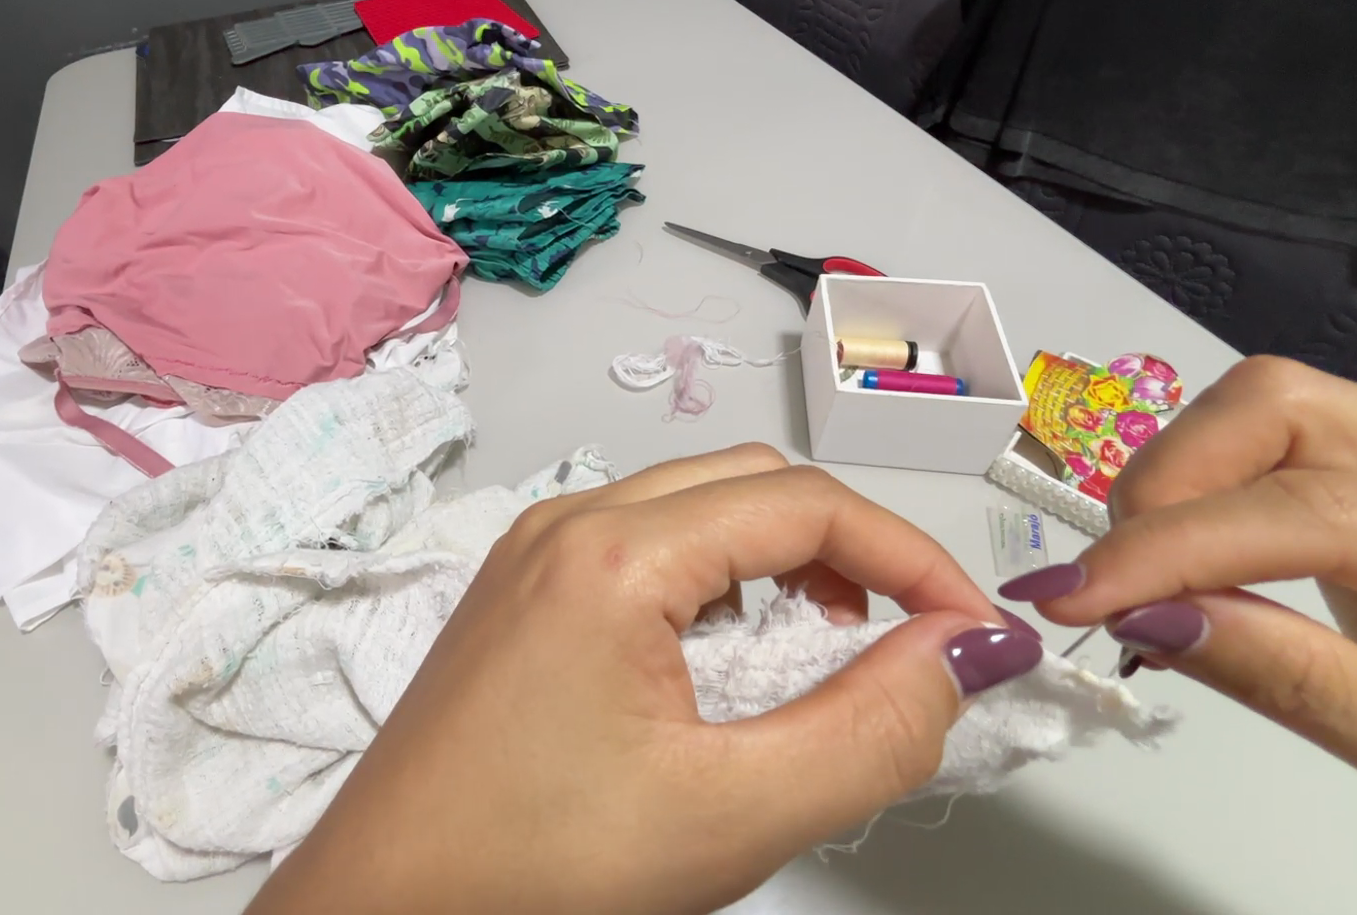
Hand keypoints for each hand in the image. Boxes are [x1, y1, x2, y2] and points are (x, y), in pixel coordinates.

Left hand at [248, 445, 1034, 914]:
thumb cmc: (542, 869)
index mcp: (613, 552)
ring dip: (778, 556)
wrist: (384, 902)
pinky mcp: (525, 577)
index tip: (973, 630)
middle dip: (844, 547)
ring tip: (813, 646)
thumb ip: (871, 731)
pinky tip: (721, 647)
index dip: (909, 555)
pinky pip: (646, 536)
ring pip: (698, 501)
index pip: (801, 503)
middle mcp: (570, 518)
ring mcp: (539, 542)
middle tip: (897, 639)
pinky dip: (714, 572)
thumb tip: (961, 654)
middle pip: (749, 483)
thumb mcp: (731, 815)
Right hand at [1001, 357, 1356, 873]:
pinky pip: (1260, 443)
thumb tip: (1147, 618)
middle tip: (1127, 584)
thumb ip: (1313, 690)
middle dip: (1166, 488)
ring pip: (1257, 410)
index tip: (1065, 600)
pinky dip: (1192, 493)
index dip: (1174, 548)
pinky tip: (1193, 565)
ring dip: (1170, 486)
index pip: (1320, 511)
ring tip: (1160, 581)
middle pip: (1278, 408)